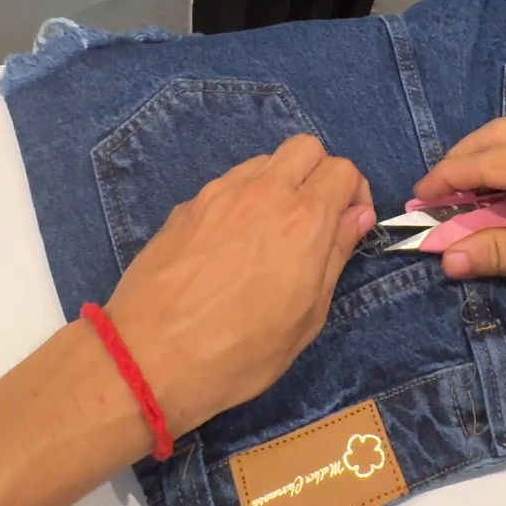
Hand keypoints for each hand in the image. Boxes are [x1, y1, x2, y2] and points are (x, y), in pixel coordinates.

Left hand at [105, 135, 375, 433]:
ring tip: (271, 230)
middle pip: (306, 147)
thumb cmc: (240, 351)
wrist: (148, 358)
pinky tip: (231, 244)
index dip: (355, 193)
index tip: (349, 224)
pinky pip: (229, 184)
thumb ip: (335, 254)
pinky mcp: (188, 204)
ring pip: (266, 161)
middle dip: (320, 172)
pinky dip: (244, 199)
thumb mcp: (306, 316)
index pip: (343, 169)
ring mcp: (221, 193)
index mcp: (303, 218)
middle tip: (316, 217)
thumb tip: (357, 215)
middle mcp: (264, 191)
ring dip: (281, 182)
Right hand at [414, 117, 505, 326]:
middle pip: (501, 134)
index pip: (491, 159)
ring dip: (487, 159)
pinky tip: (503, 189)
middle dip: (461, 162)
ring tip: (461, 195)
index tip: (416, 200)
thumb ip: (501, 253)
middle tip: (433, 196)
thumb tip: (446, 256)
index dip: (448, 178)